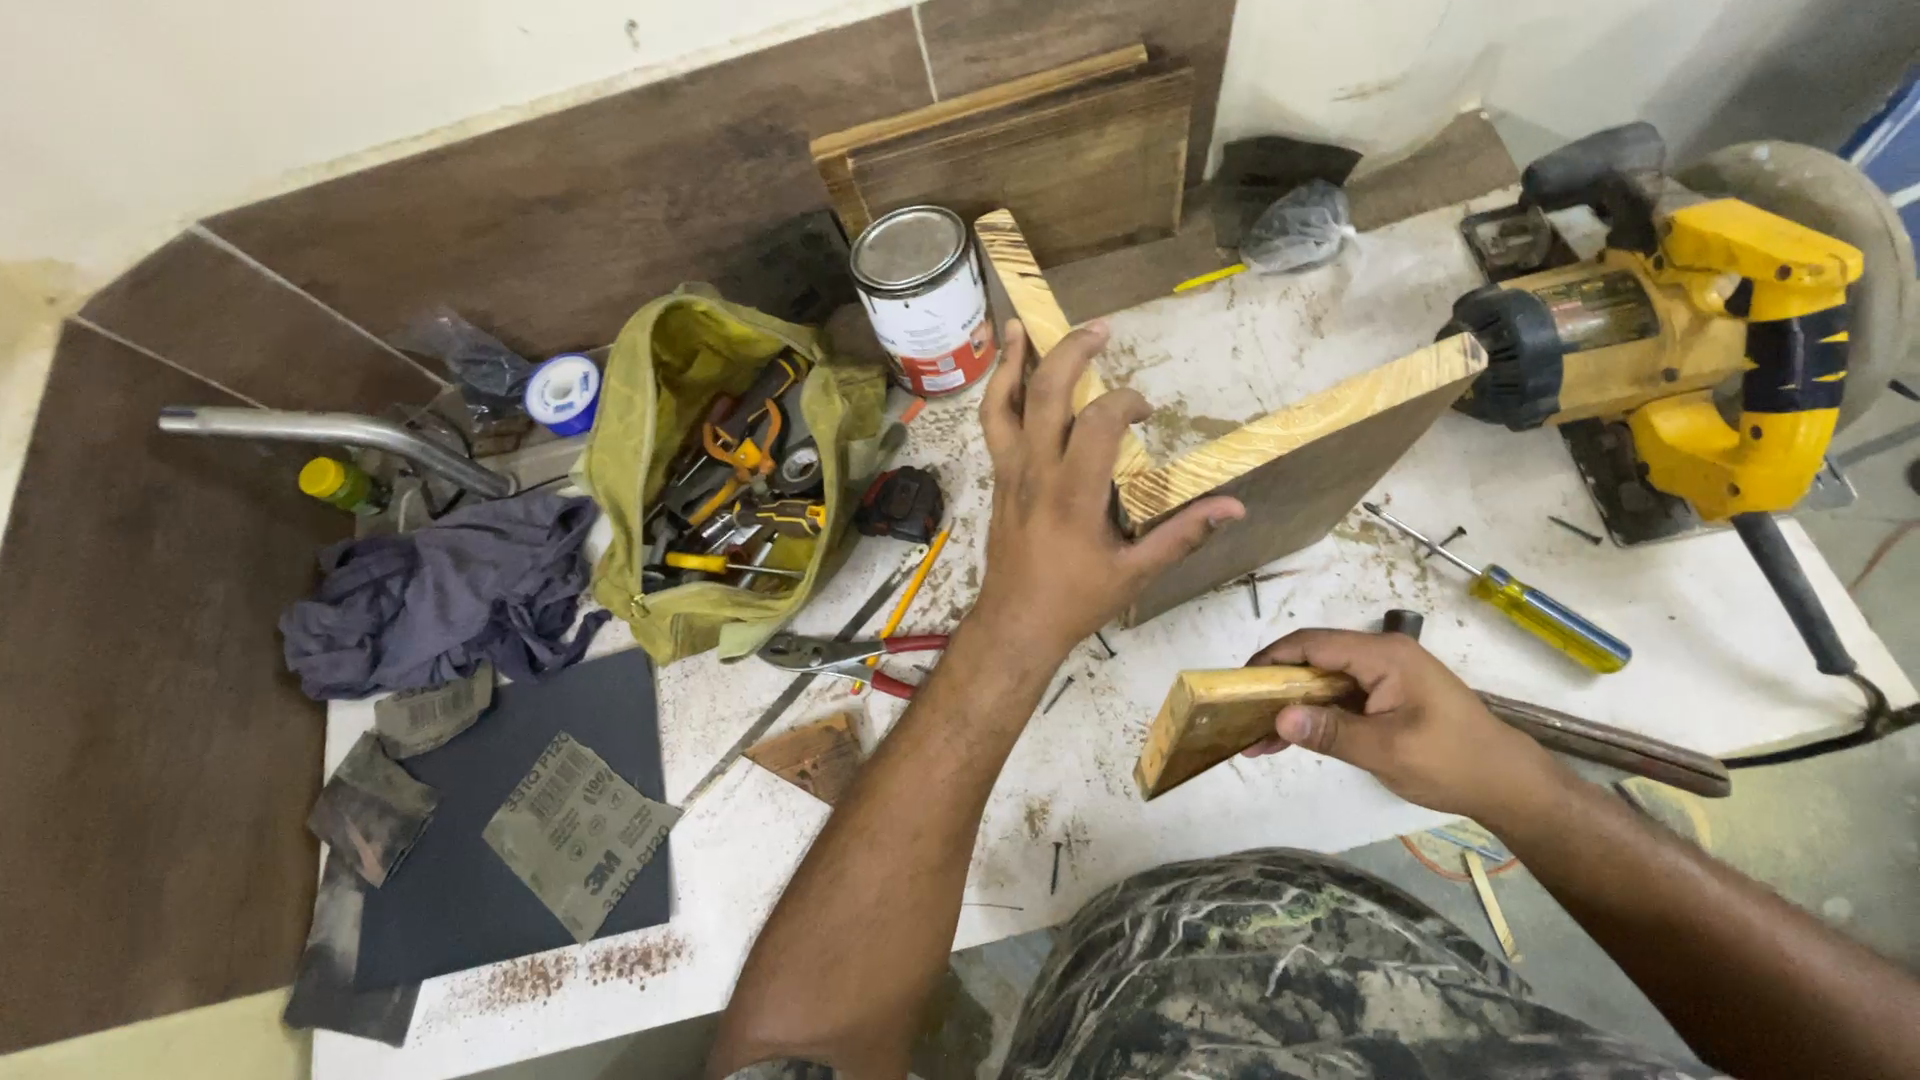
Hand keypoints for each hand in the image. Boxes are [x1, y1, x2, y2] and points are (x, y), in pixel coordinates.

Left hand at [971, 319, 1242, 657]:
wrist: (1016, 622)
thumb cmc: (1076, 600)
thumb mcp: (1136, 573)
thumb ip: (1183, 535)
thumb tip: (1236, 506)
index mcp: (1074, 494)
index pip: (1098, 422)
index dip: (1126, 402)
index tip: (1145, 411)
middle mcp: (1036, 473)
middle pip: (1045, 395)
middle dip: (1072, 353)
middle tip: (1100, 329)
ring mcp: (1009, 473)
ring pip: (1002, 405)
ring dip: (1012, 362)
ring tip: (1020, 325)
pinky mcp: (997, 480)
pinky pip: (991, 426)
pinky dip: (997, 393)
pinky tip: (1005, 375)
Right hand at [1241, 628, 1559, 820]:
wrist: (1509, 786)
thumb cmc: (1453, 762)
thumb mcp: (1388, 751)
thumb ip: (1331, 731)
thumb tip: (1278, 718)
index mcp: (1384, 656)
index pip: (1312, 643)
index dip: (1271, 659)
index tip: (1238, 684)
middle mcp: (1381, 656)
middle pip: (1313, 659)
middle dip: (1275, 686)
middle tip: (1241, 714)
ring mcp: (1383, 676)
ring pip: (1322, 680)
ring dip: (1291, 705)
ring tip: (1257, 737)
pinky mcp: (1385, 696)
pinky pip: (1338, 697)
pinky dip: (1313, 716)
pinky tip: (1288, 739)